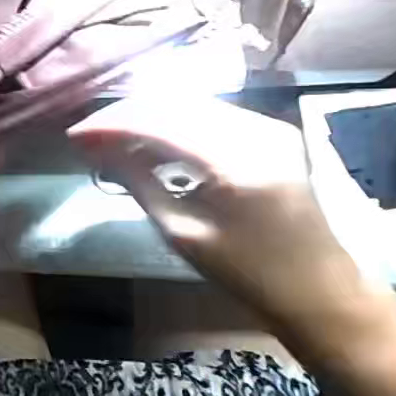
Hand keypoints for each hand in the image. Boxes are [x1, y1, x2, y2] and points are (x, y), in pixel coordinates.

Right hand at [69, 95, 378, 336]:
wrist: (320, 292)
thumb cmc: (248, 274)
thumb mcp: (183, 233)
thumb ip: (139, 182)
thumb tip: (99, 149)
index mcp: (237, 160)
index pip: (159, 122)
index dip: (111, 125)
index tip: (75, 137)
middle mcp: (256, 130)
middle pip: (174, 103)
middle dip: (125, 115)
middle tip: (88, 135)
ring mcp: (269, 128)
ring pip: (191, 104)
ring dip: (147, 116)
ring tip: (112, 138)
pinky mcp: (272, 133)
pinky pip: (210, 115)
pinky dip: (174, 123)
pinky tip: (152, 140)